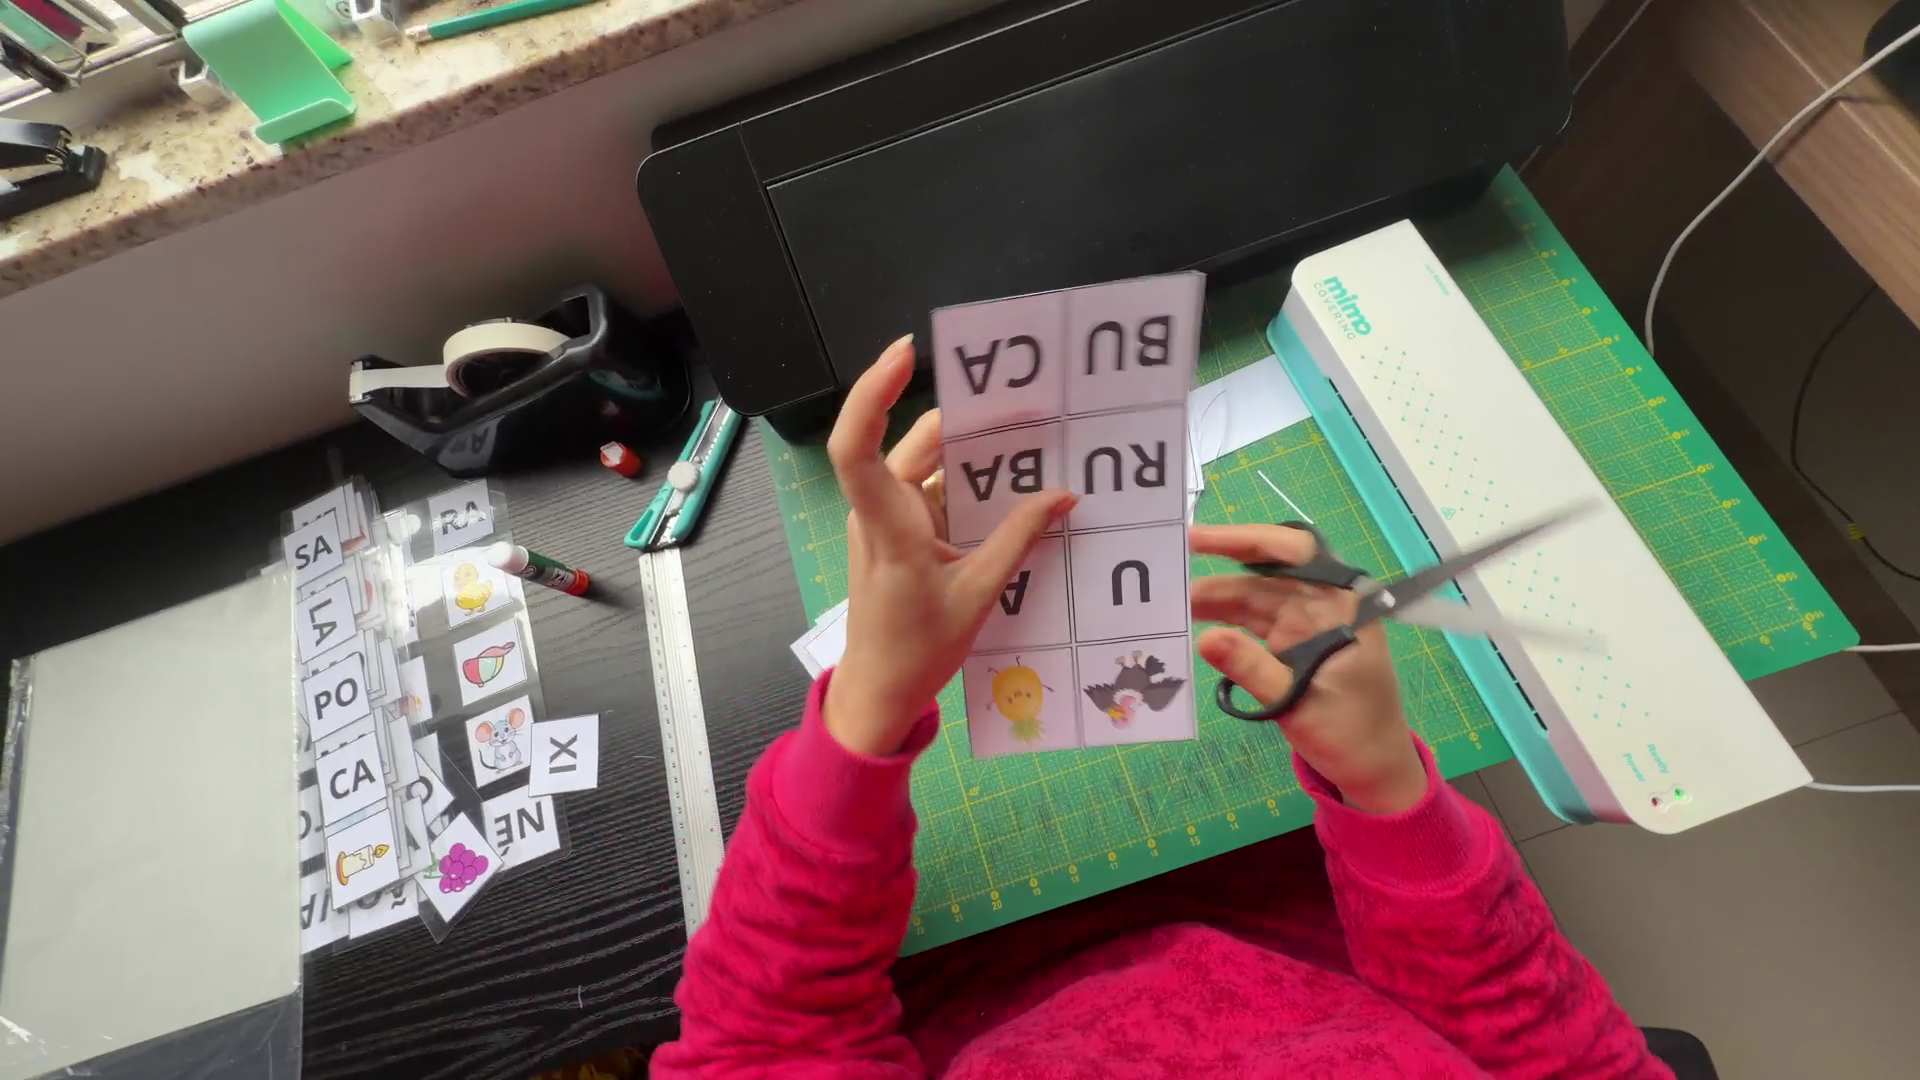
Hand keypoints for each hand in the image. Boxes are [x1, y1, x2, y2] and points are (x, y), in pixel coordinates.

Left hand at [823, 336, 1075, 755]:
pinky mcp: (899, 532)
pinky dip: (967, 486)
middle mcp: (878, 511)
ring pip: (925, 466)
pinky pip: (932, 492)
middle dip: (964, 421)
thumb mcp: (979, 593)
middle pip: (912, 444)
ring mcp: (886, 520)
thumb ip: (1019, 539)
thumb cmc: (919, 649)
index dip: (872, 394)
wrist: (880, 687)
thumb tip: (1064, 495)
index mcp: (887, 526)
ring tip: (1030, 440)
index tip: (905, 353)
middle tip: (1024, 403)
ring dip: (971, 455)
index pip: (856, 448)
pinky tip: (1009, 487)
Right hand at [1189, 524, 1425, 813]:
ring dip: (1211, 601)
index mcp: (1341, 603)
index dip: (1245, 540)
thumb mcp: (1301, 701)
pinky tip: (1189, 623)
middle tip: (1166, 579)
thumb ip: (1253, 668)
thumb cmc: (1351, 732)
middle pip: (1262, 575)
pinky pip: (1246, 621)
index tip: (1197, 540)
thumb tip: (1205, 639)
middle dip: (1215, 576)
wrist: (1371, 769)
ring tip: (1169, 606)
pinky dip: (1219, 621)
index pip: (1295, 552)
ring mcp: (1302, 622)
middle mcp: (1320, 602)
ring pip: (1248, 597)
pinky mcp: (1287, 642)